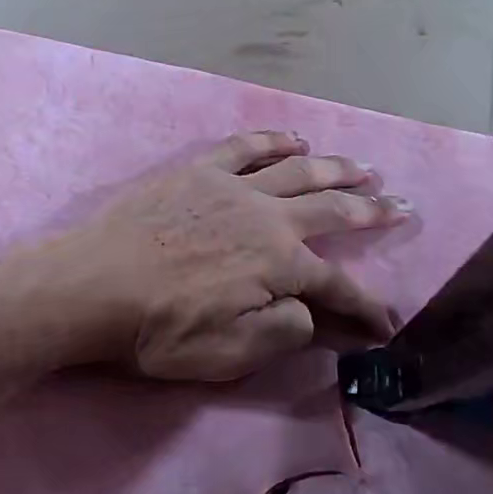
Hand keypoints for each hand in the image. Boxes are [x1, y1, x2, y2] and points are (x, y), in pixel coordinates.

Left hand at [42, 131, 411, 381]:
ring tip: (366, 168)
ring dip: (337, 169)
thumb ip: (285, 331)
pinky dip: (274, 141)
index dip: (367, 308)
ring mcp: (234, 187)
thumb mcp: (230, 354)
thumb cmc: (160, 329)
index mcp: (279, 265)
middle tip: (403, 205)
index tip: (388, 324)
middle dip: (373, 212)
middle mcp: (269, 217)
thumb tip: (315, 314)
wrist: (90, 287)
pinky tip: (296, 139)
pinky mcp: (201, 172)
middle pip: (333, 212)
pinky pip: (246, 148)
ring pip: (299, 171)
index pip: (338, 288)